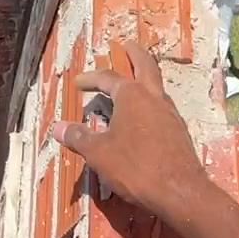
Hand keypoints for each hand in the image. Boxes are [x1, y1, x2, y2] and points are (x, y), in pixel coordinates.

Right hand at [49, 41, 215, 222]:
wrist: (181, 193)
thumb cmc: (136, 167)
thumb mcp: (99, 154)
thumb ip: (79, 138)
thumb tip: (58, 127)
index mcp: (132, 95)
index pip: (107, 78)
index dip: (91, 79)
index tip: (79, 83)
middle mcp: (153, 97)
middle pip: (145, 65)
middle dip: (134, 53)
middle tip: (127, 44)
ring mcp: (170, 113)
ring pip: (156, 87)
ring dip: (144, 80)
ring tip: (132, 85)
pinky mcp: (179, 131)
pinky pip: (162, 107)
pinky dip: (150, 103)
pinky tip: (144, 119)